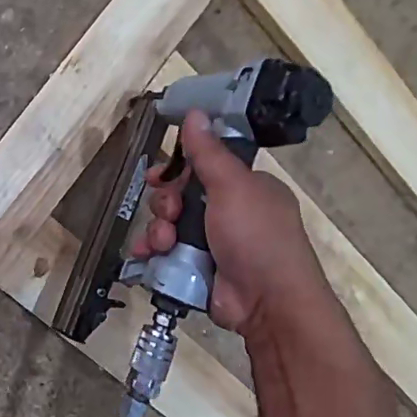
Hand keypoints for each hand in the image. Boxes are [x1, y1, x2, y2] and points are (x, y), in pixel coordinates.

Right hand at [130, 111, 325, 334]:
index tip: (159, 173)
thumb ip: (208, 152)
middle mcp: (231, 213)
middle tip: (170, 212)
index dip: (178, 168)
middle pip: (181, 195)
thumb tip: (195, 112)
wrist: (268, 304)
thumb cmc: (256, 236)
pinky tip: (147, 255)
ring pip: (169, 224)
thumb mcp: (232, 187)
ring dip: (159, 230)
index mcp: (247, 188)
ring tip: (164, 242)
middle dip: (167, 203)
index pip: (205, 167)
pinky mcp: (198, 268)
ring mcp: (214, 243)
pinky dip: (153, 252)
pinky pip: (166, 251)